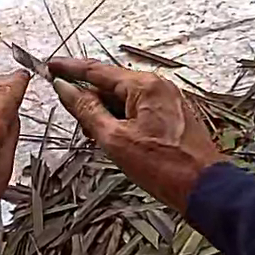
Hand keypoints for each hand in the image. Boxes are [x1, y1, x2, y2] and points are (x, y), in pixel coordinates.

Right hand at [48, 58, 224, 211]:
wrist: (204, 188)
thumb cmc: (163, 166)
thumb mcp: (114, 139)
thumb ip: (86, 110)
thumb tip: (65, 89)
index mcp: (144, 85)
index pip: (97, 70)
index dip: (70, 68)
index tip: (51, 66)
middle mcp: (157, 85)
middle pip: (111, 85)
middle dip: (90, 102)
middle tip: (79, 125)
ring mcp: (167, 99)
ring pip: (124, 99)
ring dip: (105, 115)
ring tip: (98, 140)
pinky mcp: (172, 114)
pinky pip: (138, 109)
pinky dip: (121, 120)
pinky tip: (115, 140)